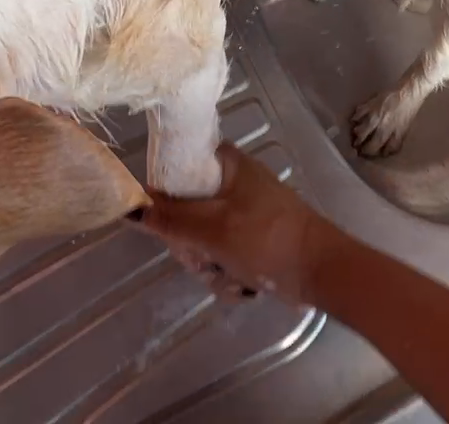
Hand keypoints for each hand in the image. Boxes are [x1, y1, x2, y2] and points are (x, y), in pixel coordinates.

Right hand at [130, 143, 343, 303]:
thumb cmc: (266, 239)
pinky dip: (224, 271)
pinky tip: (239, 285)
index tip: (168, 226)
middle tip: (202, 259)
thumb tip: (127, 206)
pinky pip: (220, 251)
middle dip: (190, 244)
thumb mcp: (211, 230)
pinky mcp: (251, 236)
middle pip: (185, 210)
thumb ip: (168, 219)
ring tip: (226, 275)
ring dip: (207, 263)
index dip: (165, 198)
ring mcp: (242, 209)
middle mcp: (231, 180)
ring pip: (201, 236)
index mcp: (225, 162)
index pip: (176, 168)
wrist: (321, 271)